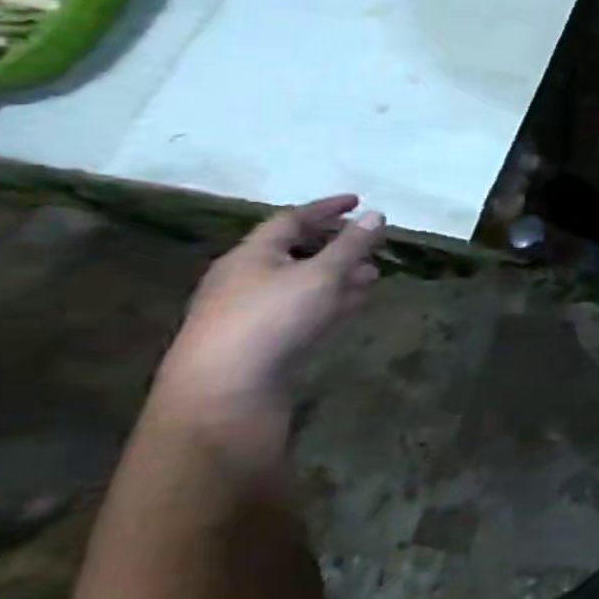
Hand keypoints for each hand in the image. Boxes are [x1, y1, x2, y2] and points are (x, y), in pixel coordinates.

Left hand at [156, 195, 384, 413]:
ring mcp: (251, 315)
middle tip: (369, 243)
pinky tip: (352, 305)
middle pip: (294, 252)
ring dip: (337, 277)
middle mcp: (245, 280)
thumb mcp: (320, 276)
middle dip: (335, 245)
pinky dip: (329, 303)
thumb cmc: (271, 321)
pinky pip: (301, 312)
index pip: (291, 219)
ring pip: (301, 285)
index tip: (358, 201)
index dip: (326, 208)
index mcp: (251, 255)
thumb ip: (352, 246)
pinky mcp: (260, 346)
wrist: (223, 397)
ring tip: (373, 275)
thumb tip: (376, 214)